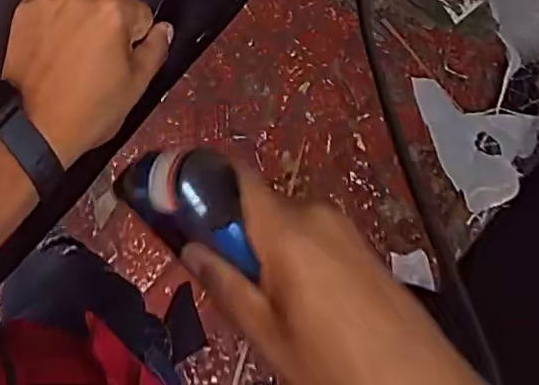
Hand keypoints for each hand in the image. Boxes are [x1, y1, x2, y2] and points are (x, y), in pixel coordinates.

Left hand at [4, 0, 171, 166]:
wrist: (35, 127)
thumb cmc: (87, 111)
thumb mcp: (135, 86)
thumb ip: (155, 49)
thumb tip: (163, 29)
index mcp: (115, 12)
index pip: (140, 13)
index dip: (135, 39)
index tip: (121, 59)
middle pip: (109, 5)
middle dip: (107, 28)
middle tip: (95, 62)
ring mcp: (52, 0)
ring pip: (81, 2)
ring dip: (81, 19)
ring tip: (71, 55)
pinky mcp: (26, 8)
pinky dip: (53, 11)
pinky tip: (52, 37)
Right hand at [183, 172, 482, 384]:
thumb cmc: (336, 367)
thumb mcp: (269, 337)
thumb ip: (225, 285)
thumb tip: (189, 249)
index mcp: (285, 227)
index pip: (234, 174)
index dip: (201, 174)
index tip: (176, 193)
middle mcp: (313, 211)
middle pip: (256, 202)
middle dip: (235, 228)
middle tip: (227, 273)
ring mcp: (342, 225)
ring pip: (284, 219)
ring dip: (265, 243)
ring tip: (271, 298)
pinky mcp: (362, 243)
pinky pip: (312, 233)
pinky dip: (294, 251)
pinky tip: (307, 300)